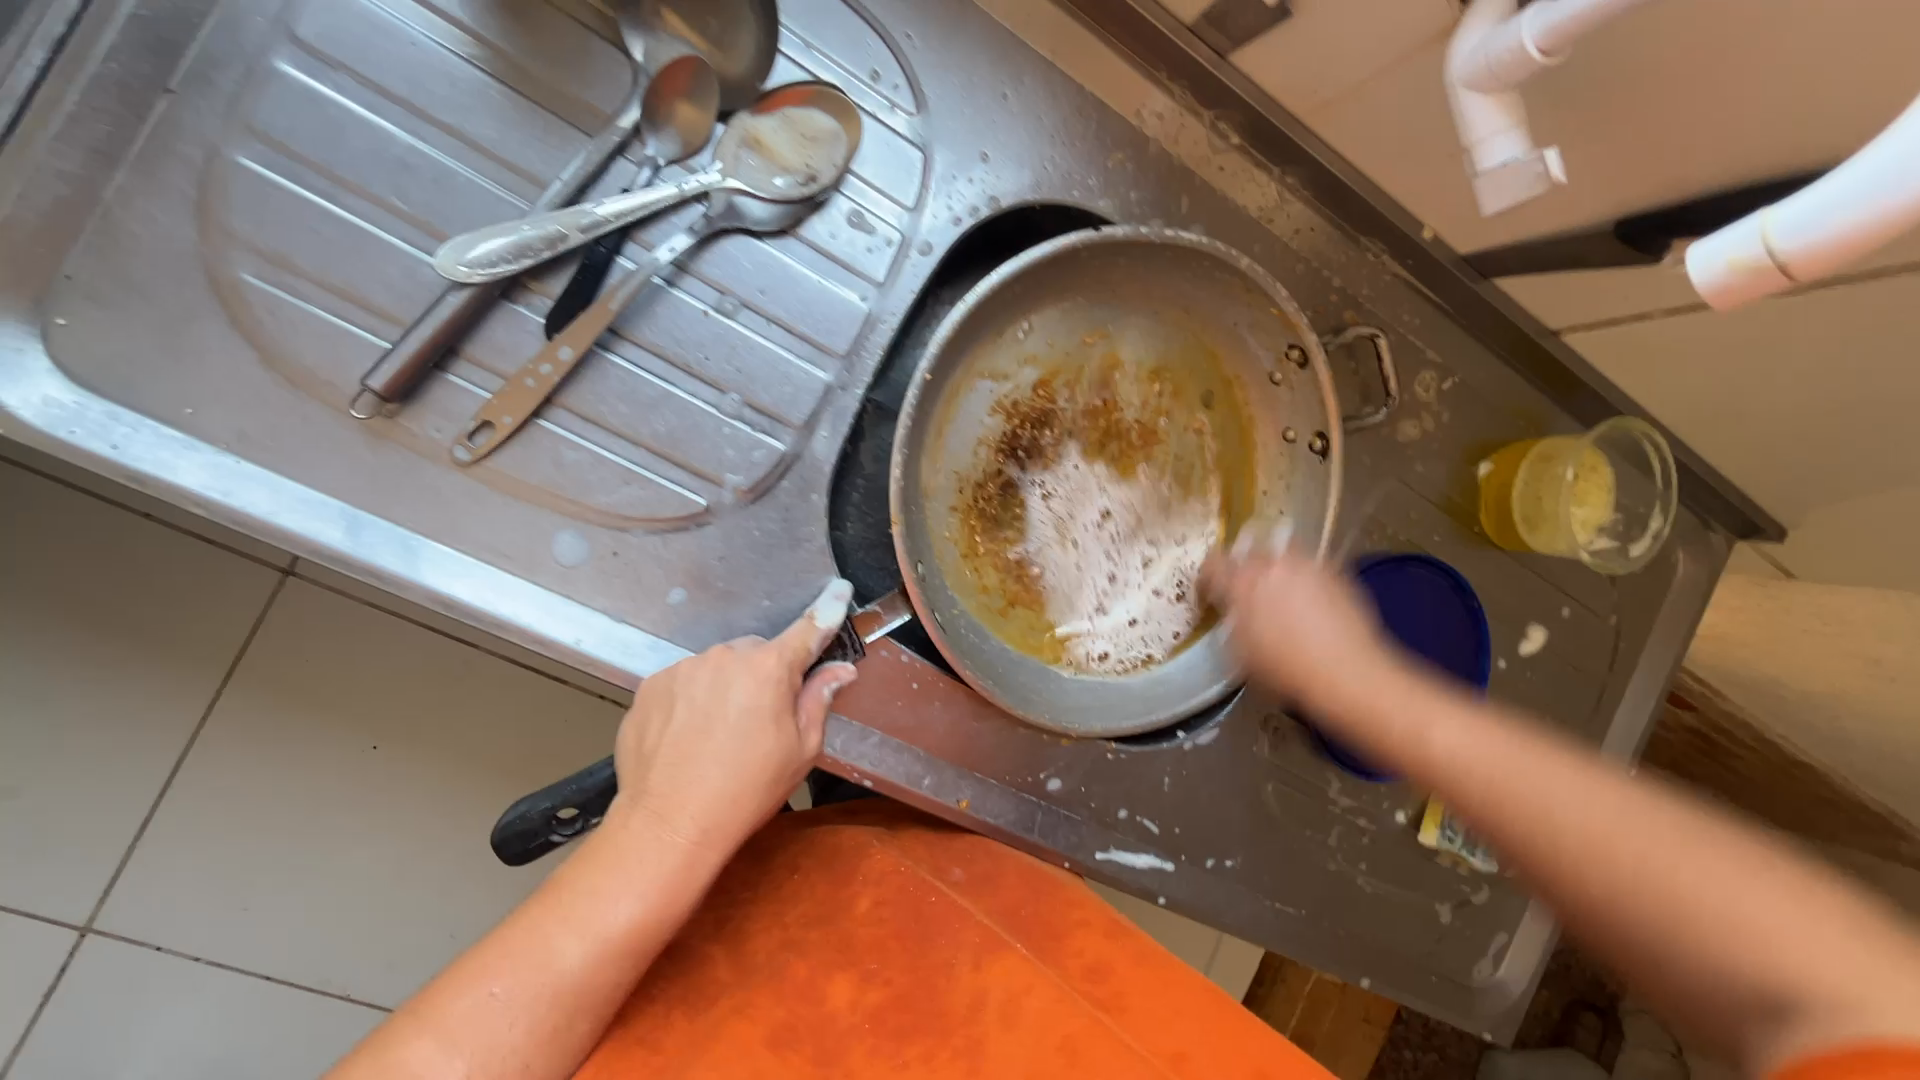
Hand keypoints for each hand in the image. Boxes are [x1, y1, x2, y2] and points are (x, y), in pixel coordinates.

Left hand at [607, 579, 858, 858]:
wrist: (669, 823)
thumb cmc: (745, 791)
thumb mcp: (800, 751)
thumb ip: (818, 701)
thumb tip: (839, 671)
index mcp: (769, 670)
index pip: (807, 629)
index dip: (828, 608)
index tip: (840, 588)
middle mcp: (725, 657)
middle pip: (756, 653)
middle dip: (764, 675)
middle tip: (762, 720)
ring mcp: (683, 669)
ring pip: (718, 667)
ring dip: (725, 687)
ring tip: (718, 735)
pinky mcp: (651, 685)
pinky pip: (684, 681)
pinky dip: (692, 700)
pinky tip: (689, 736)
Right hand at [1202, 539, 1397, 712]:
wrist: (1348, 673)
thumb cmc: (1285, 669)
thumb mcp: (1240, 653)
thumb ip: (1231, 622)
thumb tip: (1232, 612)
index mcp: (1241, 582)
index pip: (1212, 564)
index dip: (1207, 577)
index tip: (1209, 591)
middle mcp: (1272, 564)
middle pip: (1247, 552)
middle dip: (1241, 568)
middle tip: (1244, 590)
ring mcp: (1306, 564)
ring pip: (1281, 554)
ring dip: (1274, 568)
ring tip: (1278, 590)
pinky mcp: (1335, 572)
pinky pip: (1310, 566)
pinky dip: (1303, 577)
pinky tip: (1309, 601)